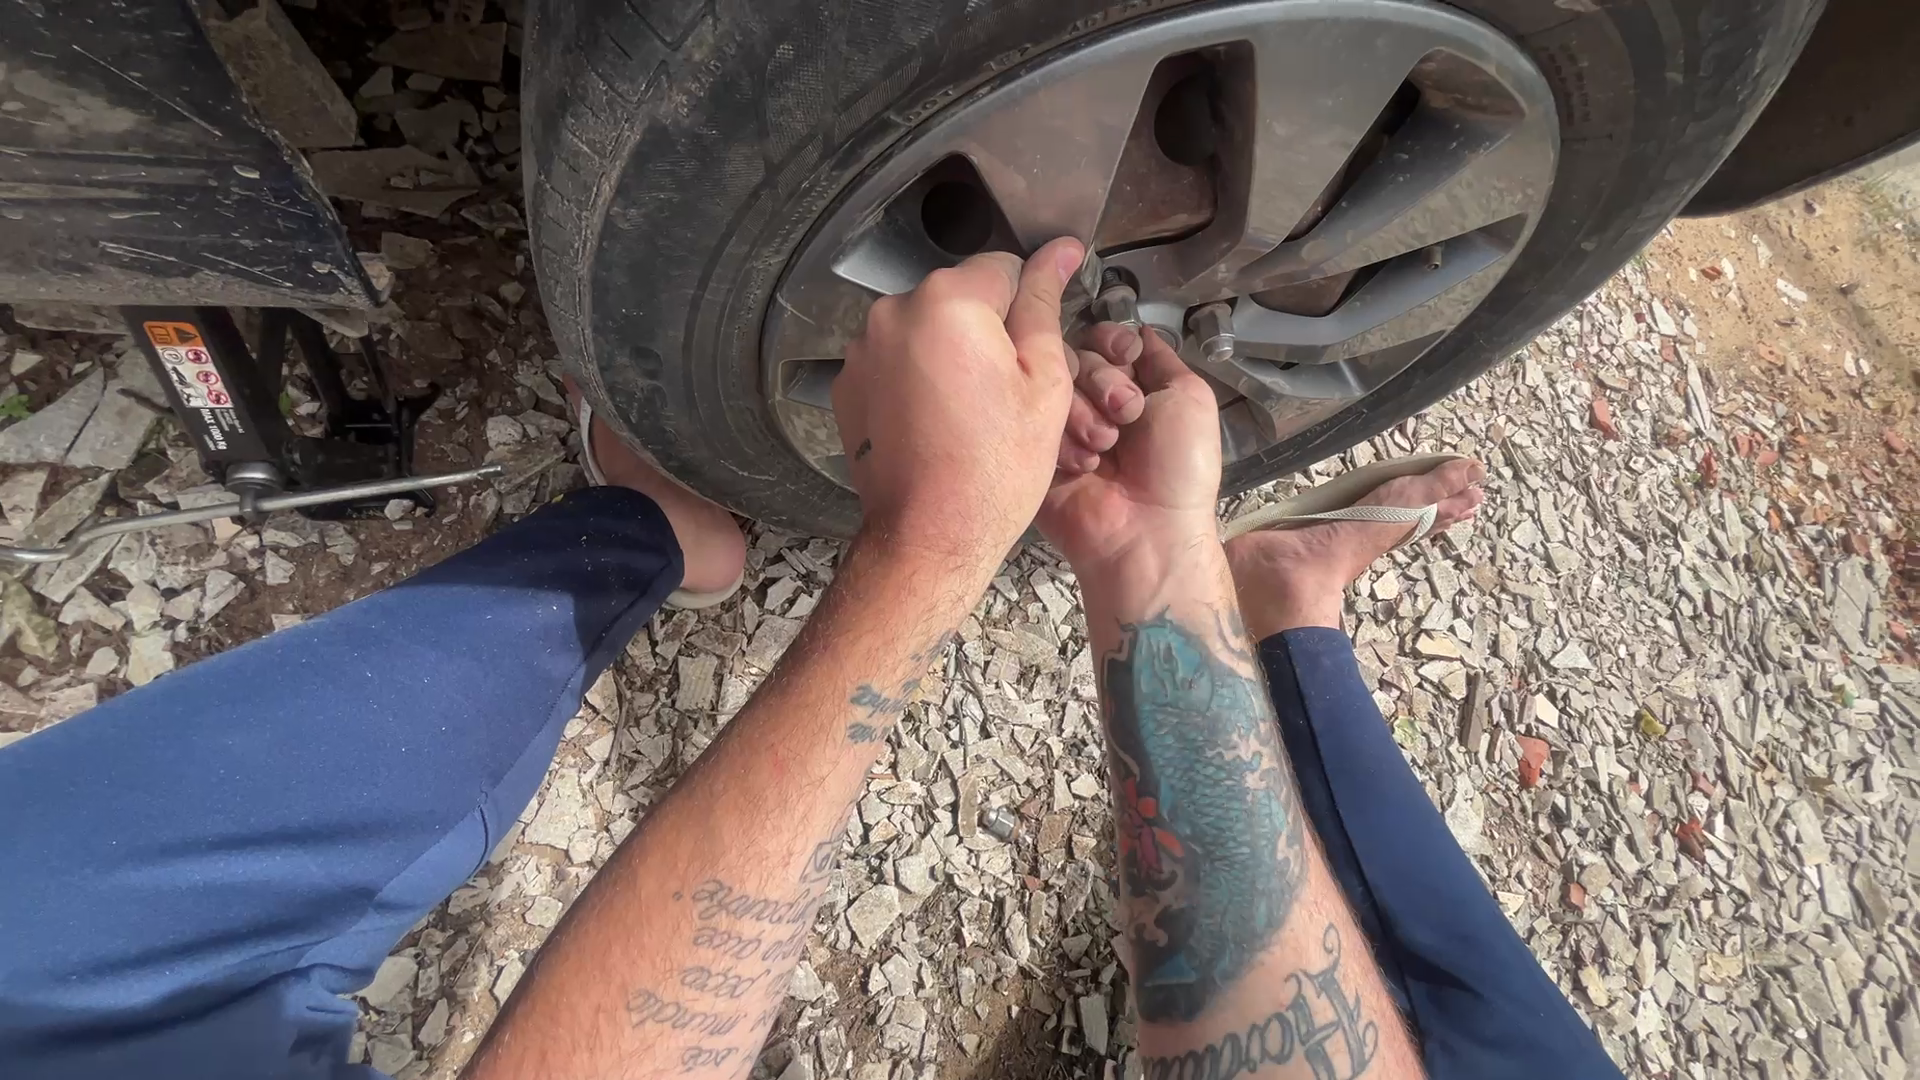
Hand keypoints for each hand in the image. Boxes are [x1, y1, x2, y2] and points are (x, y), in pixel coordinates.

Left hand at [834, 237, 1083, 565]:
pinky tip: (934, 422)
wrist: (928, 536)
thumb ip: (1045, 306)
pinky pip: (894, 361)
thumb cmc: (994, 469)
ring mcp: (862, 349)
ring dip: (949, 353)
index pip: (1003, 266)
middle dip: (985, 331)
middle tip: (1005, 392)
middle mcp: (893, 311)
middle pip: (958, 298)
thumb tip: (1058, 252)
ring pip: (925, 330)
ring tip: (968, 412)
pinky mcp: (848, 384)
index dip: (1028, 307)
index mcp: (949, 301)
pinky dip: (915, 378)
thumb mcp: (1044, 384)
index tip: (1034, 349)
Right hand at [1036, 323, 1220, 572]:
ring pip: (1051, 385)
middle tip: (1126, 416)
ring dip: (1085, 413)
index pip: (1101, 340)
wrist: (1147, 530)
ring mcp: (1059, 428)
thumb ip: (1160, 357)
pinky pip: (1032, 422)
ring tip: (1105, 448)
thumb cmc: (1179, 467)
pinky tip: (1083, 467)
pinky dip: (1062, 441)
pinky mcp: (1035, 453)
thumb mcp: (1189, 397)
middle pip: (1075, 357)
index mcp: (1128, 386)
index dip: (1111, 343)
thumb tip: (1138, 330)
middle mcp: (1090, 402)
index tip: (1126, 358)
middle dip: (1103, 381)